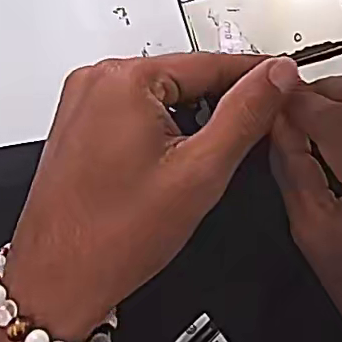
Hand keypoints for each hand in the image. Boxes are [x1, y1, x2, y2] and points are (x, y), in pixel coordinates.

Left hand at [0, 53, 301, 341]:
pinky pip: (136, 111)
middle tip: (262, 124)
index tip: (283, 85)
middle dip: (225, 101)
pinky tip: (180, 158)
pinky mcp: (81, 123)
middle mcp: (96, 82)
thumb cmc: (111, 236)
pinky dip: (166, 127)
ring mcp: (84, 102)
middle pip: (184, 77)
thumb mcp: (199, 171)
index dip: (256, 77)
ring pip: (162, 95)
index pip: (210, 63)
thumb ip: (245, 115)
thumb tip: (274, 76)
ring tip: (219, 150)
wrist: (58, 278)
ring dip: (195, 116)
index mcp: (122, 80)